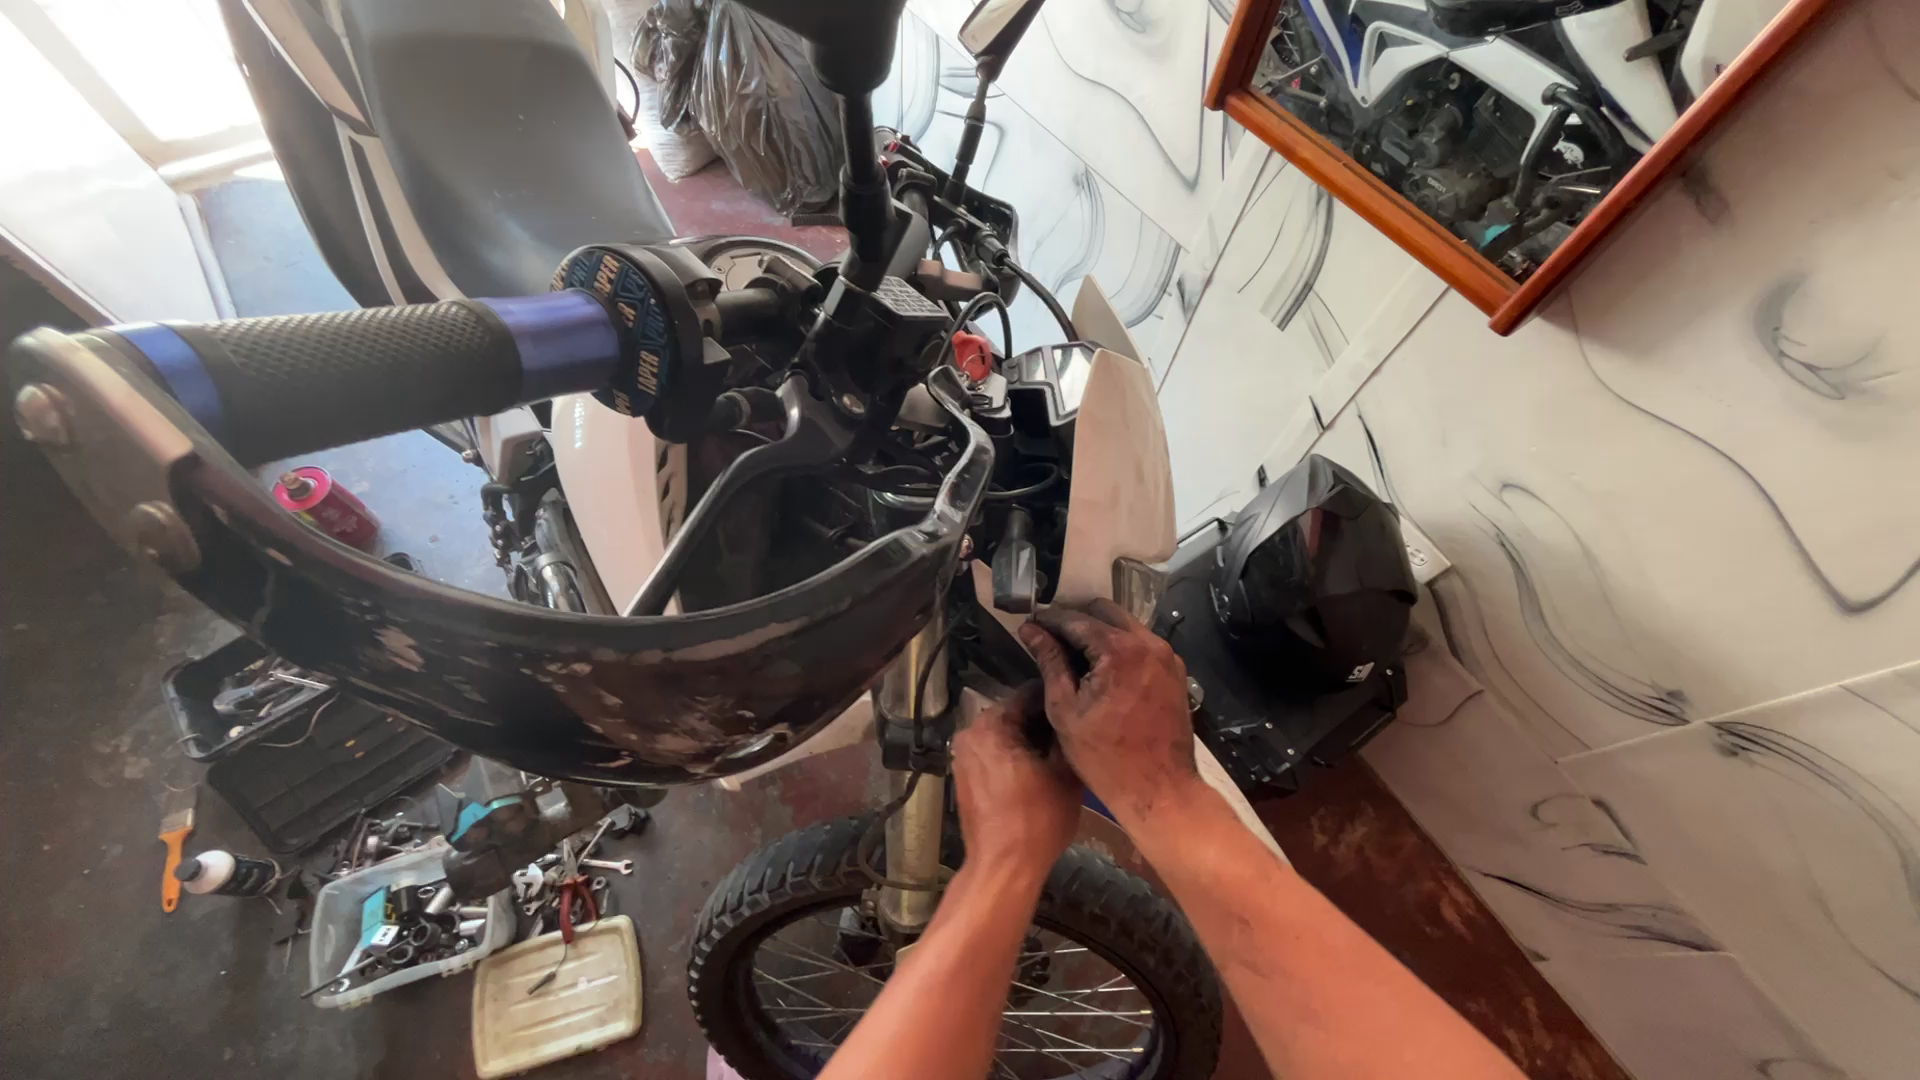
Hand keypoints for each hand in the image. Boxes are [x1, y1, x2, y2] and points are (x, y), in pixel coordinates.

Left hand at [951, 684, 1081, 877]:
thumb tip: (1070, 715)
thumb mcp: (1065, 774)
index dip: (1057, 699)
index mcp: (992, 723)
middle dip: (1042, 722)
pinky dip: (1014, 757)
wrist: (1002, 867)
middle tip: (1072, 732)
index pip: (1029, 694)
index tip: (1079, 706)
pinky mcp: (964, 776)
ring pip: (1004, 735)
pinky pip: (994, 754)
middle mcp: (971, 731)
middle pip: (1014, 714)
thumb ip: (1066, 736)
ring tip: (1059, 752)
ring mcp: (964, 755)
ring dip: (1028, 741)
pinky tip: (1038, 771)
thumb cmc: (1036, 819)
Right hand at [1018, 600, 1199, 824]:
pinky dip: (1119, 646)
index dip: (1049, 619)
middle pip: (1104, 611)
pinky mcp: (1175, 671)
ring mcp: (1166, 656)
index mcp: (1119, 650)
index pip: (1076, 619)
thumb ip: (1049, 662)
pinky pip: (1141, 644)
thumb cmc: (1104, 756)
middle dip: (1075, 618)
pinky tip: (1101, 668)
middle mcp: (1148, 643)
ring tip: (1072, 653)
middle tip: (1050, 636)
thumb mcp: (1065, 708)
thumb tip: (1030, 631)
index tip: (1030, 624)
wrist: (1158, 790)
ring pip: (1125, 625)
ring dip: (1098, 631)